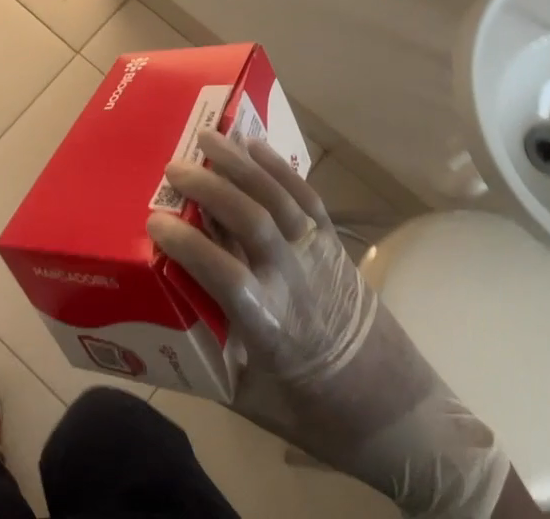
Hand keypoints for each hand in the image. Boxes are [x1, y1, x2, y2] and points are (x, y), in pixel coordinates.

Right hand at [147, 131, 508, 518]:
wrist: (395, 410)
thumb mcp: (252, 401)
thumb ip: (209, 362)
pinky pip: (307, 198)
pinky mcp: (335, 246)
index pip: (224, 275)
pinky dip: (279, 168)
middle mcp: (293, 282)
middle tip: (173, 169)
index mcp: (269, 326)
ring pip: (279, 199)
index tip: (154, 223)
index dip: (188, 245)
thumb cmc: (317, 411)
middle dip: (210, 189)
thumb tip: (162, 330)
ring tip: (208, 139)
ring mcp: (318, 258)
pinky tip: (255, 146)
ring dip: (241, 165)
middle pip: (252, 221)